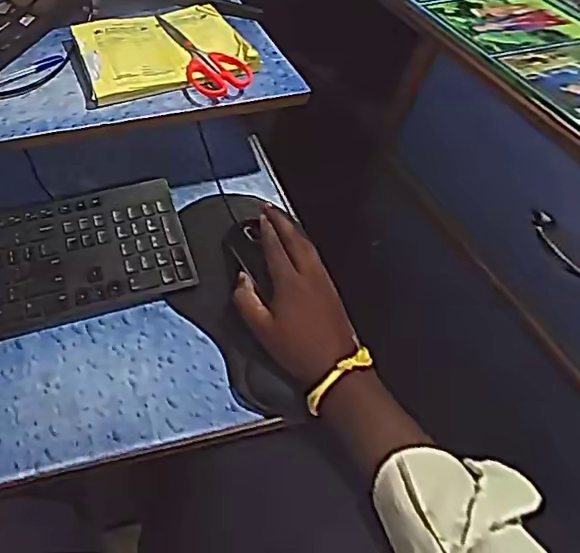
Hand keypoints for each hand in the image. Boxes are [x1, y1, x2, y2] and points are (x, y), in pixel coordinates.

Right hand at [231, 205, 359, 386]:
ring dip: (295, 230)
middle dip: (282, 222)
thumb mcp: (261, 329)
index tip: (260, 217)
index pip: (275, 247)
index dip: (266, 230)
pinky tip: (301, 246)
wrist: (337, 370)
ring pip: (309, 247)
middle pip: (295, 240)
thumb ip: (246, 300)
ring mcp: (324, 282)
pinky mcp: (332, 290)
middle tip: (270, 209)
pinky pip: (316, 257)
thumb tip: (241, 279)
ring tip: (283, 221)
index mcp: (289, 282)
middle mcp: (308, 276)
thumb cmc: (297, 350)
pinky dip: (305, 244)